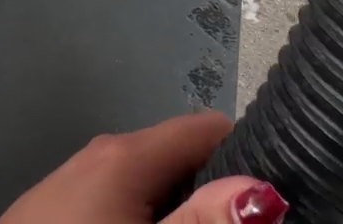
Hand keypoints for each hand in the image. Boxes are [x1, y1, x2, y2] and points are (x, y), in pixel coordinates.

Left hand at [0, 112, 288, 222]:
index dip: (249, 154)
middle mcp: (102, 155)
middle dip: (216, 193)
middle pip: (182, 159)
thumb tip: (264, 190)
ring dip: (183, 210)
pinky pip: (123, 203)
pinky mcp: (62, 209)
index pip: (205, 128)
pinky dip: (148, 217)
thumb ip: (205, 222)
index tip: (281, 189)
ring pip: (153, 185)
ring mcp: (78, 180)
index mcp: (126, 154)